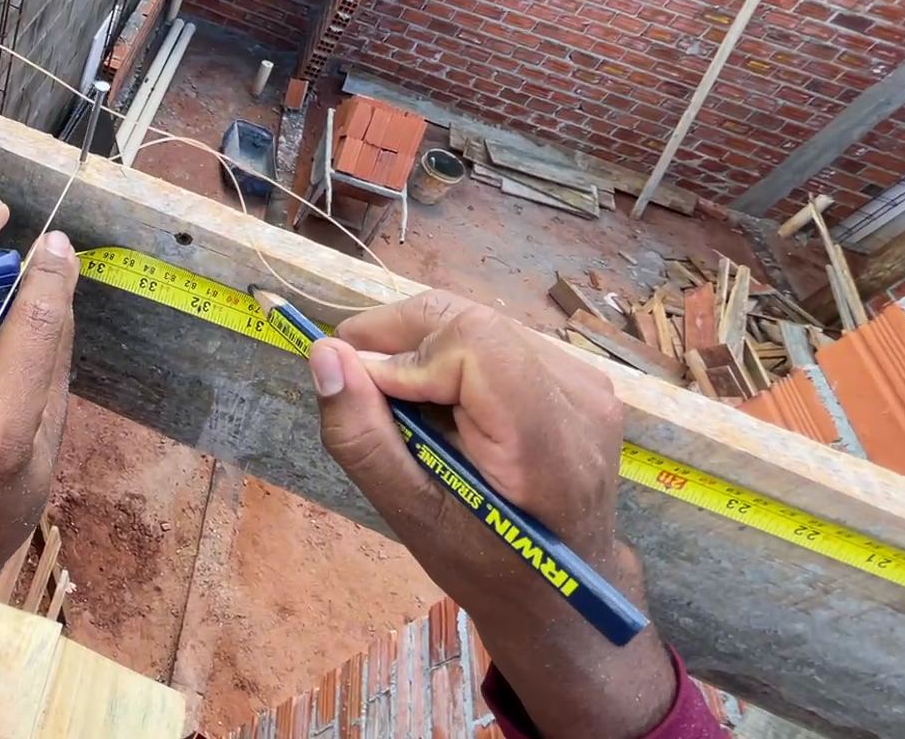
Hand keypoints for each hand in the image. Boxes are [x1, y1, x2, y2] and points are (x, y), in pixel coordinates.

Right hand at [309, 291, 676, 737]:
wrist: (555, 587)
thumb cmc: (478, 559)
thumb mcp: (405, 510)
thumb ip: (360, 433)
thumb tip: (324, 352)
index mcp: (546, 445)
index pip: (472, 344)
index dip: (403, 358)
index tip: (367, 394)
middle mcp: (576, 396)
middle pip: (464, 319)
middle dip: (394, 339)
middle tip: (361, 383)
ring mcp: (580, 379)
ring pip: (467, 317)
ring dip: (413, 344)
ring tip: (398, 396)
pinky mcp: (571, 371)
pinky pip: (484, 330)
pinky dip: (439, 349)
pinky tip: (434, 394)